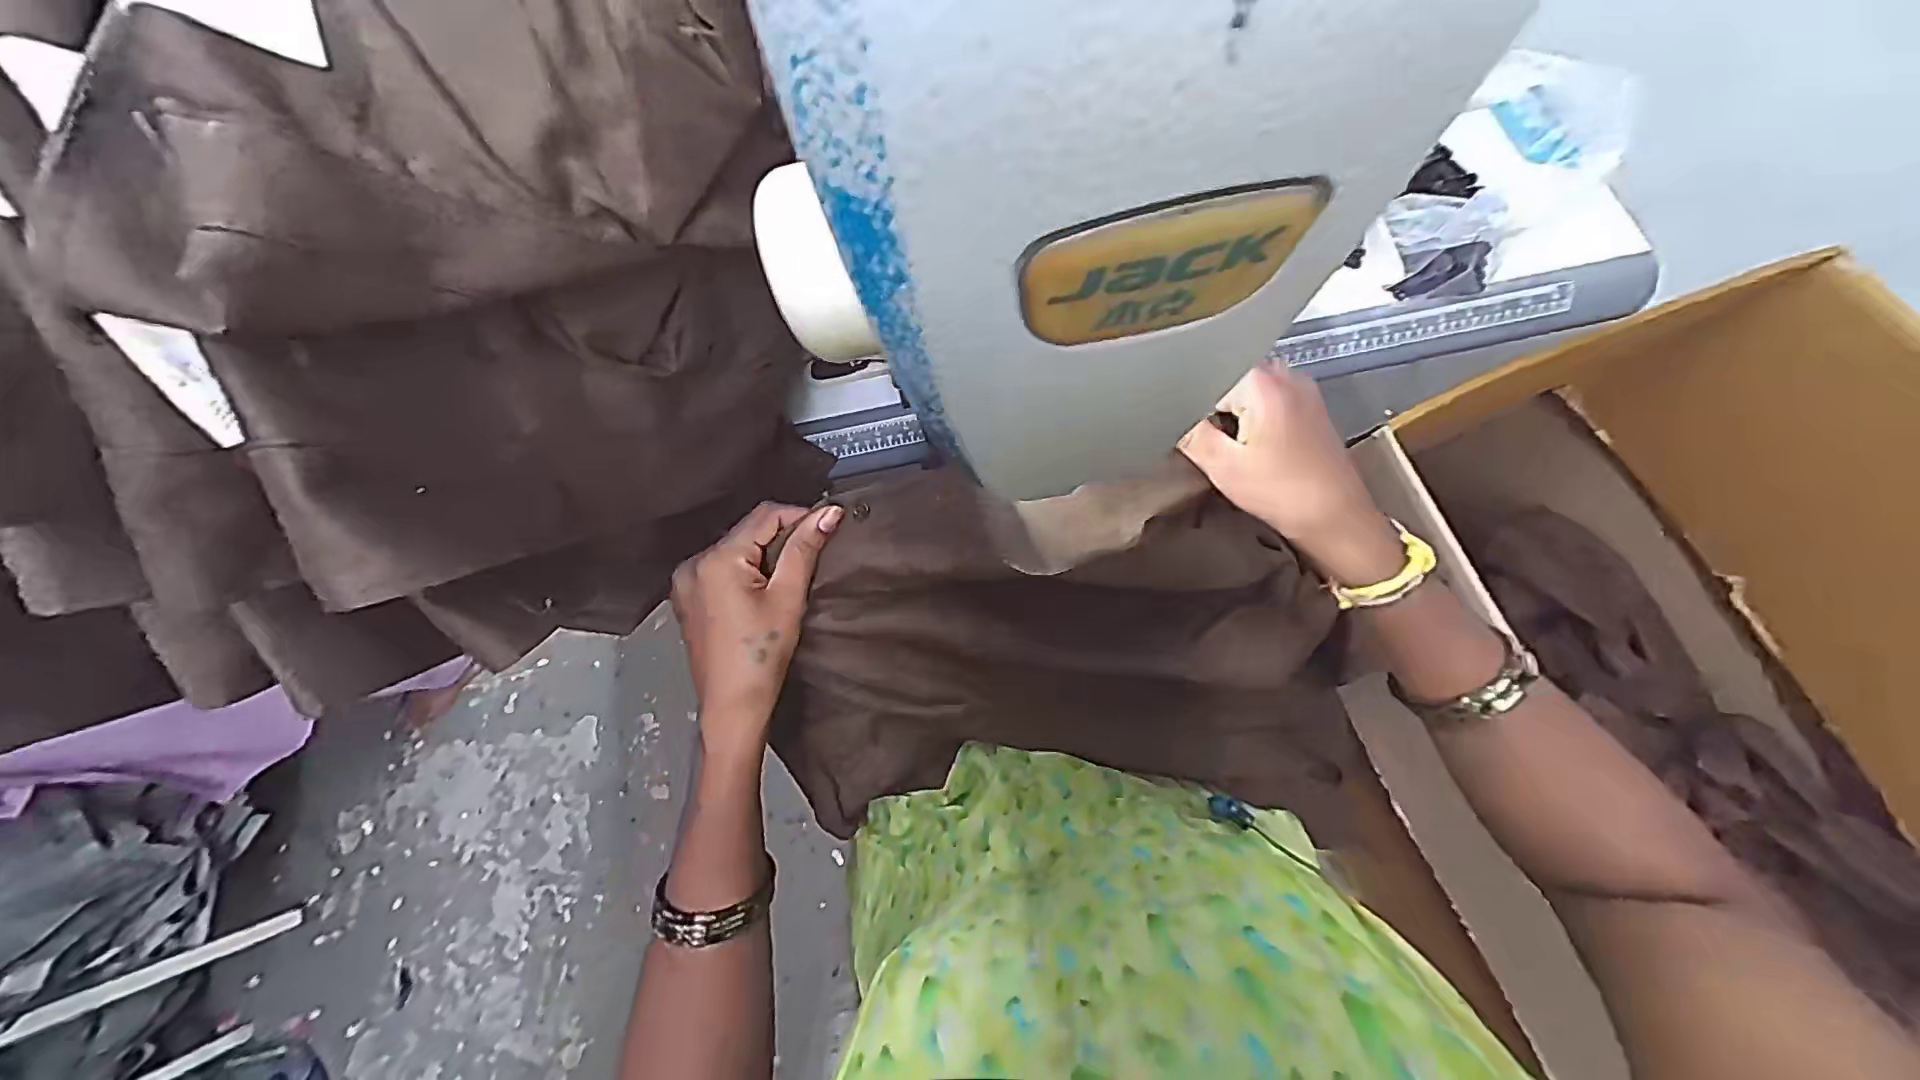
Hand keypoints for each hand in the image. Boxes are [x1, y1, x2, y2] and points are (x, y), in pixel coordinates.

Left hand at [671, 501, 843, 761]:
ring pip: (736, 549)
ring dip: (765, 554)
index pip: (764, 515)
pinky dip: (746, 571)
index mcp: (716, 560)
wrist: (733, 706)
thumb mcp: (789, 596)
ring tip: (789, 578)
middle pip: (748, 531)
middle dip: (783, 537)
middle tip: (812, 554)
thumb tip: (828, 514)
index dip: (799, 516)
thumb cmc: (760, 657)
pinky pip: (722, 569)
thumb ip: (805, 548)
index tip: (826, 525)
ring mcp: (687, 583)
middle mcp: (694, 565)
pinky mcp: (689, 599)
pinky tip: (763, 593)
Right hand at [1177, 364, 1402, 585]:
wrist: (1334, 516)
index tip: (1193, 433)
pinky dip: (1253, 423)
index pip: (1204, 379)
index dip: (1192, 409)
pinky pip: (1266, 404)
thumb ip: (1189, 433)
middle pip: (1226, 382)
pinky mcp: (1308, 407)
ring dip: (1233, 418)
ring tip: (1238, 449)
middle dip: (1212, 411)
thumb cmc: (1285, 493)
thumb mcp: (1220, 465)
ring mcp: (1301, 390)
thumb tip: (1171, 417)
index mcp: (1262, 381)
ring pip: (1245, 393)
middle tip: (1214, 445)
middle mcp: (1285, 375)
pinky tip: (1256, 450)